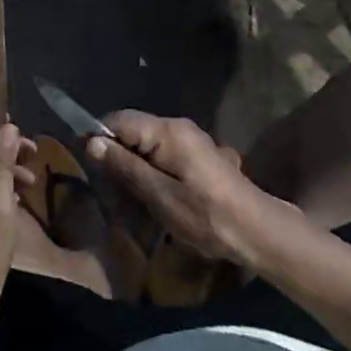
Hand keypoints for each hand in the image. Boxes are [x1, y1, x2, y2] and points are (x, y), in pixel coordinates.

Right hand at [85, 111, 279, 265]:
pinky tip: (154, 197)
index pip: (117, 120)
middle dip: (117, 157)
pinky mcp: (196, 154)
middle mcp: (177, 126)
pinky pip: (161, 152)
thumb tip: (92, 141)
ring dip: (133, 167)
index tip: (92, 169)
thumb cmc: (207, 216)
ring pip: (145, 143)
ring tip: (131, 200)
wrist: (258, 231)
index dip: (99, 140)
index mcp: (167, 130)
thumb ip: (126, 166)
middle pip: (131, 130)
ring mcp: (189, 139)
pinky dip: (150, 170)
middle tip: (112, 192)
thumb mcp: (160, 195)